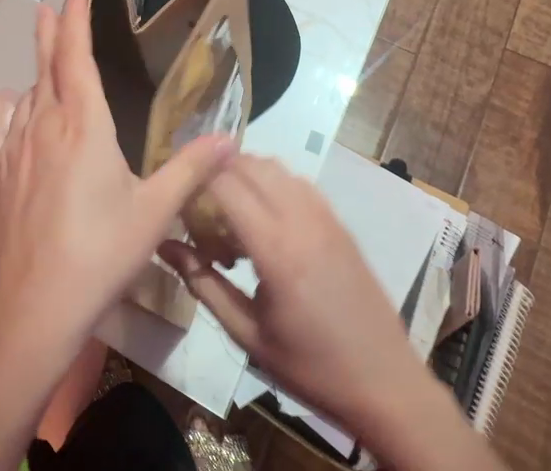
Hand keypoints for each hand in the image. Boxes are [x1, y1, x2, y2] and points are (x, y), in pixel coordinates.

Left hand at [0, 0, 235, 347]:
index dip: (76, 23)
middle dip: (49, 35)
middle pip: (46, 70)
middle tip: (48, 7)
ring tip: (42, 59)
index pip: (77, 60)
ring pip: (25, 99)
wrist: (33, 307)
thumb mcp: (155, 213)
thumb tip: (229, 137)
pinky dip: (10, 110)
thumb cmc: (101, 254)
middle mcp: (44, 128)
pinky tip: (8, 108)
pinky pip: (3, 130)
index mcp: (83, 128)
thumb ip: (190, 170)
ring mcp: (15, 153)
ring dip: (35, 72)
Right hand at [158, 156, 430, 431]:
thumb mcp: (248, 335)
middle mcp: (302, 221)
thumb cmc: (311, 368)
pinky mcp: (342, 225)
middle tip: (197, 202)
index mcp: (275, 250)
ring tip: (228, 210)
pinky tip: (265, 218)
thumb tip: (165, 246)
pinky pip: (301, 184)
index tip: (176, 195)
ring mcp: (327, 218)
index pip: (226, 185)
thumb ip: (204, 284)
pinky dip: (275, 184)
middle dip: (218, 173)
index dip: (195, 180)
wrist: (386, 384)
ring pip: (278, 168)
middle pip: (251, 165)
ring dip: (247, 175)